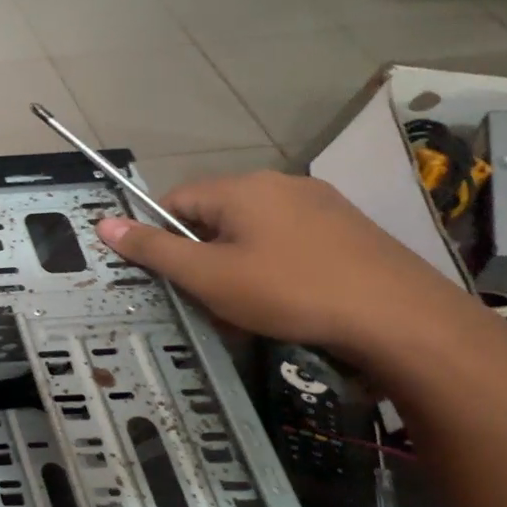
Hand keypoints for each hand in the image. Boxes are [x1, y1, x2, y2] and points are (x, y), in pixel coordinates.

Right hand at [95, 171, 470, 356]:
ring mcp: (321, 205)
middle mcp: (280, 185)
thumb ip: (152, 249)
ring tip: (243, 308)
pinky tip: (284, 303)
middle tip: (203, 298)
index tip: (167, 275)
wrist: (403, 321)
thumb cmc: (290, 292)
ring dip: (235, 266)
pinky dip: (272, 269)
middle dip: (200, 256)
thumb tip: (103, 223)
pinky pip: (288, 242)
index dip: (160, 238)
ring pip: (251, 233)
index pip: (173, 200)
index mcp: (242, 188)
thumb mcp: (207, 276)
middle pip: (213, 216)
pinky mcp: (349, 231)